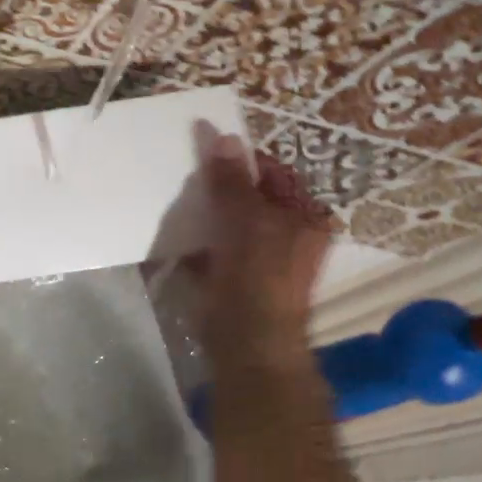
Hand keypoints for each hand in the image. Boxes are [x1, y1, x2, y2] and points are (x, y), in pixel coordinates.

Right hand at [193, 121, 330, 357]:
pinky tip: (175, 238)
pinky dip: (197, 243)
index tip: (203, 151)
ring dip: (205, 214)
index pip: (273, 174)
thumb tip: (222, 136)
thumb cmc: (257, 281)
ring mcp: (261, 261)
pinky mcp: (235, 281)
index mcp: (305, 217)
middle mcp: (289, 235)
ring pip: (229, 224)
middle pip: (250, 199)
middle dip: (219, 189)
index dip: (240, 161)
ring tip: (176, 203)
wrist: (248, 345)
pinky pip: (214, 251)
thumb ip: (232, 183)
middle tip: (185, 177)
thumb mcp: (246, 223)